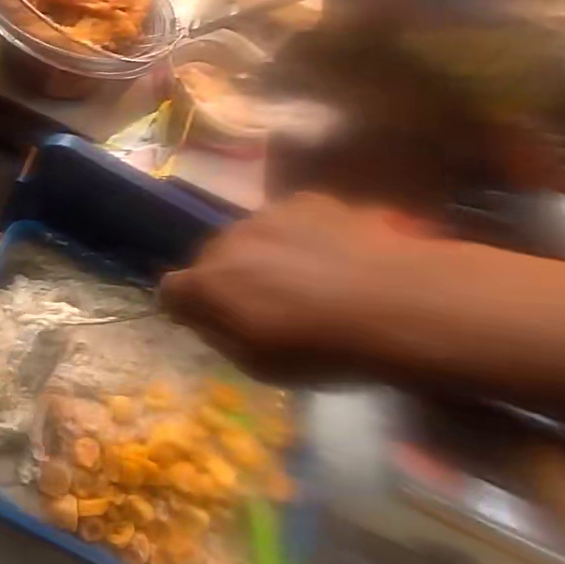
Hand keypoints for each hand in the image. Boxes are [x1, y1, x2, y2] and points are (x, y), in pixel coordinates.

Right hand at [160, 193, 462, 380]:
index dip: (186, 307)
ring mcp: (271, 213)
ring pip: (251, 235)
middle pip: (212, 257)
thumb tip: (200, 315)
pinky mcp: (308, 199)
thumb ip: (217, 333)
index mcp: (210, 283)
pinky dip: (296, 235)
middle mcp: (231, 239)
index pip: (172, 289)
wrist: (391, 302)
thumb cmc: (321, 349)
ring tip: (303, 277)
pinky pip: (287, 219)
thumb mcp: (257, 364)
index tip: (209, 320)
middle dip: (226, 278)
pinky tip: (330, 256)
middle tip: (262, 303)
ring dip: (262, 253)